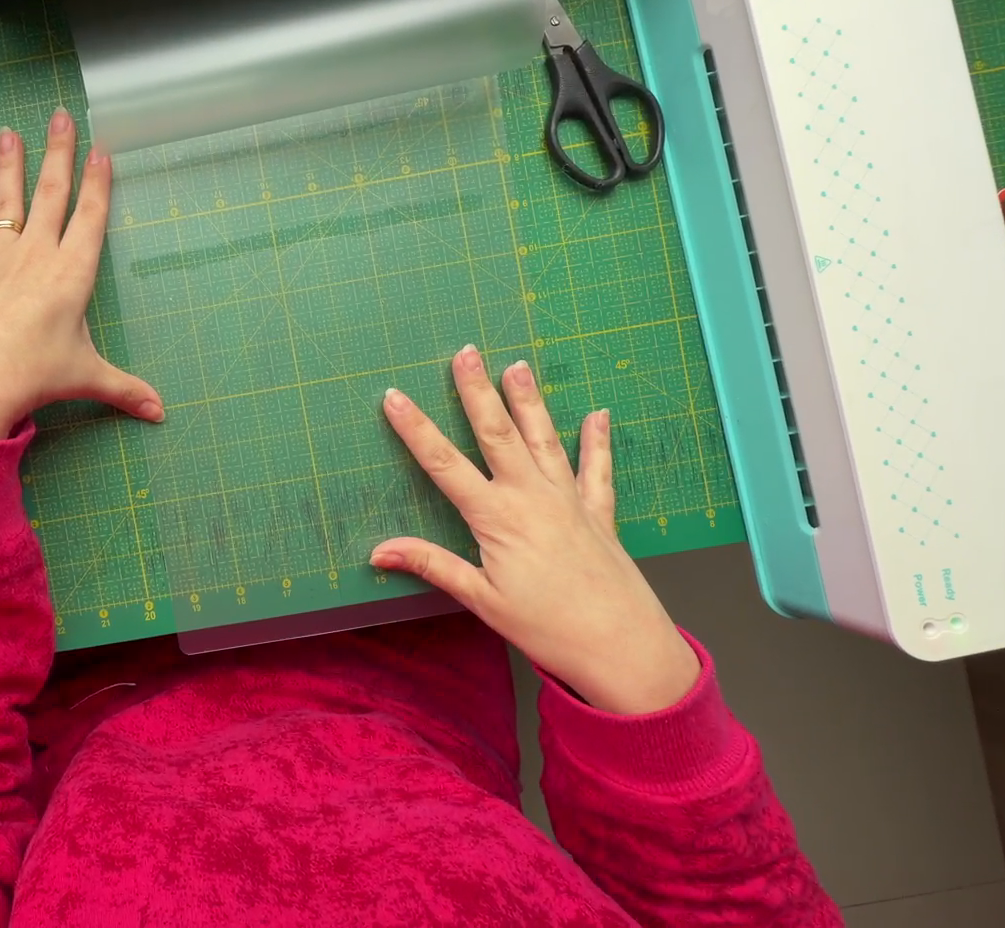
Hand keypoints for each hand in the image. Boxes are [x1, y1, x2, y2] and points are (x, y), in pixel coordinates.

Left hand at [0, 108, 164, 439]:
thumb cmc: (36, 374)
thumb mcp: (86, 378)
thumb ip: (125, 390)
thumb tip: (161, 413)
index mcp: (71, 272)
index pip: (90, 217)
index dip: (98, 181)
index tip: (101, 147)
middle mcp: (36, 255)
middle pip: (51, 195)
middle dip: (59, 154)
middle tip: (60, 116)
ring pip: (6, 203)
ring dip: (9, 166)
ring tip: (8, 132)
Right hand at [372, 346, 698, 714]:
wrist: (626, 652)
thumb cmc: (548, 628)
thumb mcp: (480, 599)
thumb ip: (431, 565)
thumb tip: (378, 551)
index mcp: (496, 517)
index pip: (444, 462)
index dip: (415, 428)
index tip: (395, 397)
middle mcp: (532, 497)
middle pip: (497, 433)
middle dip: (477, 391)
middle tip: (465, 353)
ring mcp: (568, 502)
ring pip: (543, 439)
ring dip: (529, 401)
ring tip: (518, 365)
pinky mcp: (598, 515)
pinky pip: (597, 471)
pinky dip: (598, 442)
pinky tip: (599, 416)